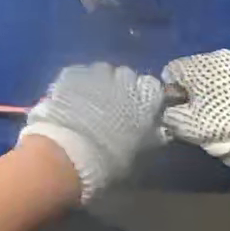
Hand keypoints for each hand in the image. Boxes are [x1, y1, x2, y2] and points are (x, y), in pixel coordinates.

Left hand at [18, 62, 165, 201]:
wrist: (71, 152)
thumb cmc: (112, 160)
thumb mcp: (142, 152)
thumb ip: (152, 136)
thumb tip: (159, 130)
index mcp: (147, 100)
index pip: (152, 86)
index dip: (144, 96)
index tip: (138, 107)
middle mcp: (124, 81)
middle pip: (125, 74)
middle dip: (120, 86)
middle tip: (111, 104)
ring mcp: (95, 75)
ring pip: (100, 70)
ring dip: (98, 81)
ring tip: (89, 98)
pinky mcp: (70, 75)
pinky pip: (77, 72)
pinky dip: (76, 81)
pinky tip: (70, 95)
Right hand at [159, 50, 229, 190]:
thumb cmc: (224, 126)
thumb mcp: (187, 126)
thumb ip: (170, 114)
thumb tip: (170, 111)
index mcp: (194, 65)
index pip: (172, 71)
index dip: (173, 90)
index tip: (180, 107)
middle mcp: (218, 56)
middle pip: (199, 70)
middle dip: (198, 86)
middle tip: (204, 110)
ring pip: (224, 73)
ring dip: (222, 86)